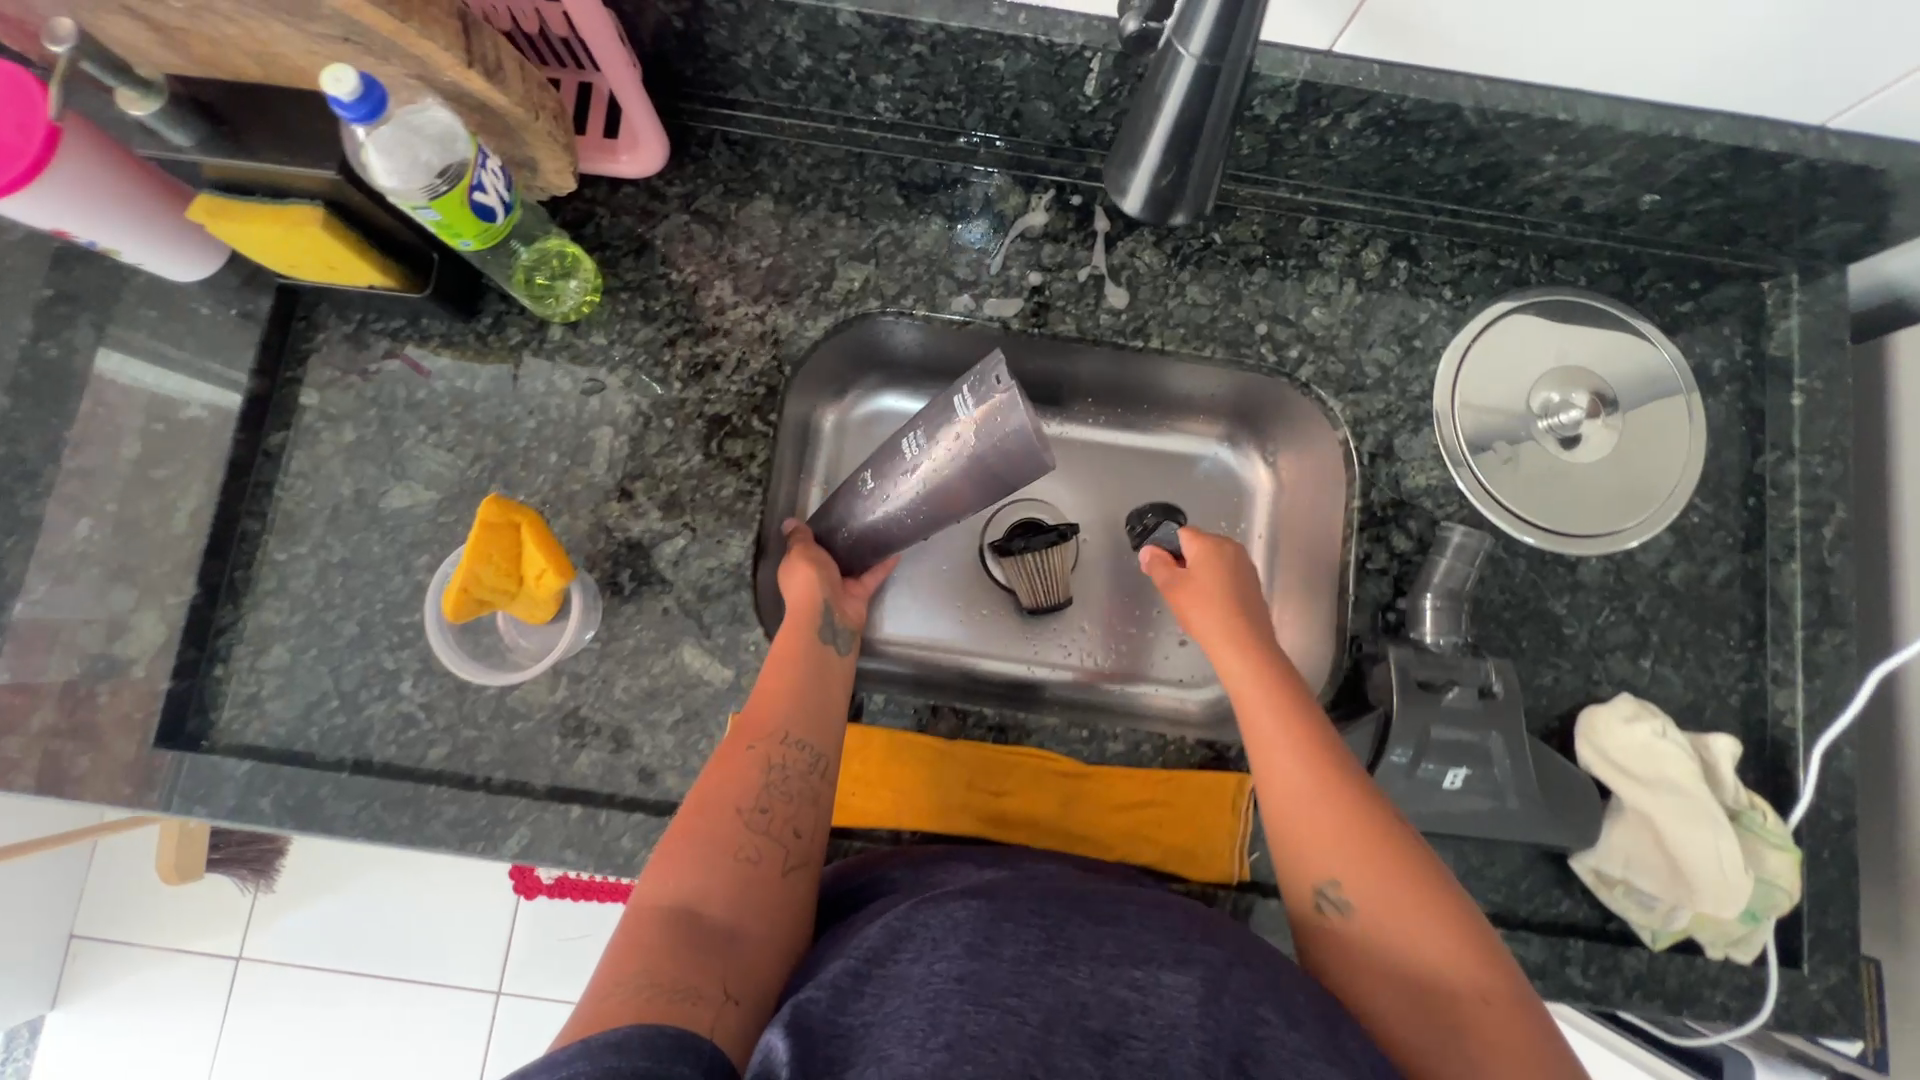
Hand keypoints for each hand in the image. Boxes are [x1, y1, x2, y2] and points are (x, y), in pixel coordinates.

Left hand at [777, 519, 899, 642]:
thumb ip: (799, 536)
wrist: (827, 616)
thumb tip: (789, 522)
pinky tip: (896, 552)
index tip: (827, 519)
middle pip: (829, 558)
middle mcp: (817, 578)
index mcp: (798, 568)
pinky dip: (883, 566)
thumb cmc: (809, 579)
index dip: (813, 536)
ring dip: (864, 553)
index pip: (803, 550)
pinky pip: (872, 577)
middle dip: (840, 543)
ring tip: (878, 531)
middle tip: (857, 520)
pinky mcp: (859, 594)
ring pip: (853, 567)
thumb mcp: (800, 551)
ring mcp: (839, 587)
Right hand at [1137, 527, 1281, 663]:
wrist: (1244, 645)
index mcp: (1209, 542)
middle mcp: (1230, 547)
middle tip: (1174, 590)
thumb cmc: (1203, 611)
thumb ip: (1157, 564)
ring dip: (1199, 575)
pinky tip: (1211, 607)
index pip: (1180, 533)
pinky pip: (1226, 575)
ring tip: (1193, 601)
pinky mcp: (1253, 583)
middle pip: (1197, 546)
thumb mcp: (1171, 587)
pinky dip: (1215, 585)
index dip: (1165, 549)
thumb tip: (1148, 550)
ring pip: (1212, 562)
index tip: (1159, 572)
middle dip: (1182, 562)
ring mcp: (1245, 565)